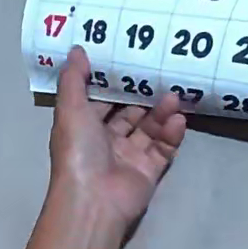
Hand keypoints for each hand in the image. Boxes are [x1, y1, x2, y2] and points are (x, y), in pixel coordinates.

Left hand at [48, 47, 187, 230]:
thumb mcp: (70, 108)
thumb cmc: (78, 151)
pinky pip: (163, 149)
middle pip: (128, 114)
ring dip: (161, 112)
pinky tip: (178, 119)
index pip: (100, 101)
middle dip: (144, 96)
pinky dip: (171, 134)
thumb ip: (74, 79)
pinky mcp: (149, 171)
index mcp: (83, 127)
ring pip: (149, 129)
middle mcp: (105, 141)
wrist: (94, 199)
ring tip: (174, 96)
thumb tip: (77, 49)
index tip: (131, 58)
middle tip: (162, 73)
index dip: (113, 82)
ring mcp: (128, 157)